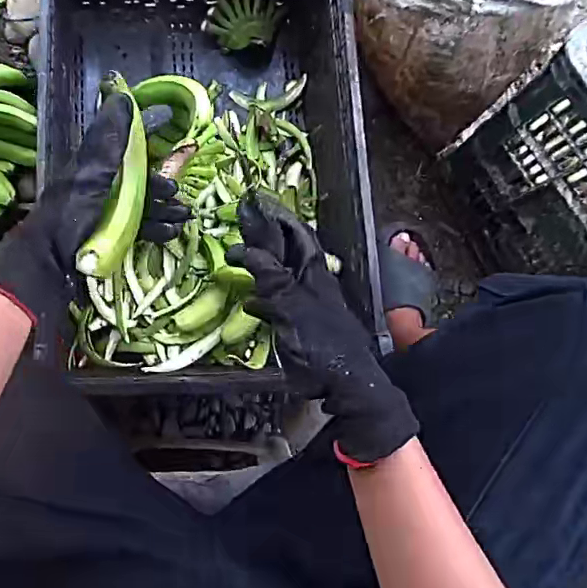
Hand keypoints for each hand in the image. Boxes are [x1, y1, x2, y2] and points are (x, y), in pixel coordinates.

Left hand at [0, 92, 186, 326]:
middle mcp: (102, 188)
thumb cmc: (70, 214)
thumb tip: (122, 95)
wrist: (51, 263)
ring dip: (166, 210)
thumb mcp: (90, 172)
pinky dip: (158, 230)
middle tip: (175, 196)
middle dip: (162, 188)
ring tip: (181, 217)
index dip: (150, 151)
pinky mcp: (113, 239)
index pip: (127, 152)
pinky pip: (141, 230)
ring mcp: (108, 215)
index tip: (171, 156)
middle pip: (140, 183)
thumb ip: (109, 139)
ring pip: (145, 207)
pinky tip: (170, 233)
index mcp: (95, 168)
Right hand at [231, 195, 416, 465]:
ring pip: (282, 275)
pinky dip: (262, 297)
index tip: (258, 203)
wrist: (345, 384)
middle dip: (267, 238)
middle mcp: (312, 283)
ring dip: (263, 265)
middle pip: (288, 252)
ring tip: (241, 257)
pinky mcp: (301, 324)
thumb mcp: (292, 308)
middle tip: (244, 226)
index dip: (279, 218)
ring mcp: (307, 304)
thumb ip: (271, 280)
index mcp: (314, 273)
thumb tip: (248, 251)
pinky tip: (248, 302)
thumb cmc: (322, 344)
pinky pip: (277, 301)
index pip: (297, 235)